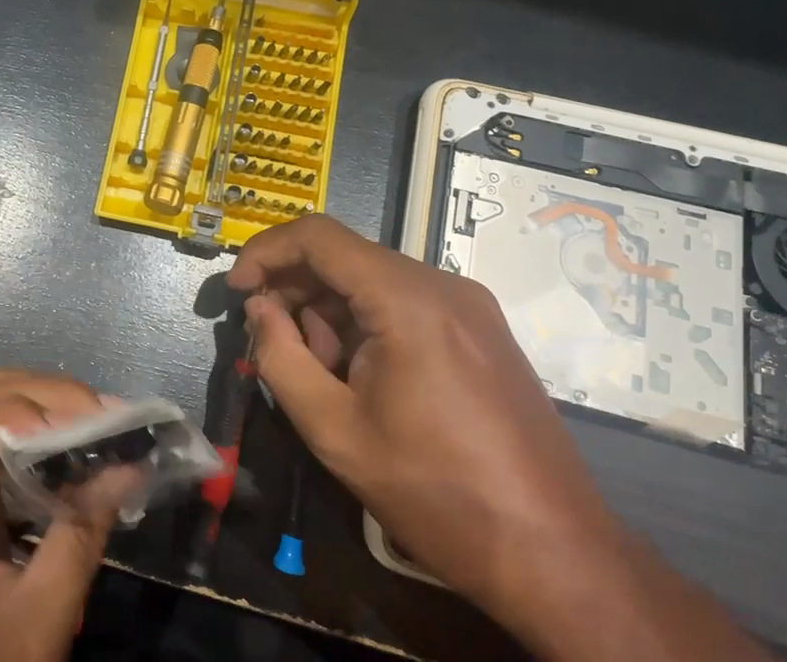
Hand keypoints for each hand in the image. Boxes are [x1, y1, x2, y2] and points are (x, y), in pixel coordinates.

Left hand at [0, 370, 128, 661]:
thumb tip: (129, 466)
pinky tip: (73, 438)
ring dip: (39, 402)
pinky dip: (35, 425)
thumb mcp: (40, 615)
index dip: (17, 410)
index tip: (82, 421)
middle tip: (102, 411)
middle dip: (38, 394)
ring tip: (95, 418)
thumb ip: (81, 537)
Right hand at [229, 216, 769, 661]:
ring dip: (329, 313)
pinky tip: (358, 377)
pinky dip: (365, 325)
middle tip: (270, 344)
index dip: (266, 252)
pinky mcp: (482, 333)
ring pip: (374, 282)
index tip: (236, 292)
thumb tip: (261, 309)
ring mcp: (471, 308)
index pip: (318, 236)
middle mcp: (444, 286)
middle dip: (295, 290)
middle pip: (347, 257)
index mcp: (407, 299)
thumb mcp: (333, 428)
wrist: (550, 549)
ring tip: (318, 376)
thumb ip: (281, 357)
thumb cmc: (432, 489)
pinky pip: (406, 305)